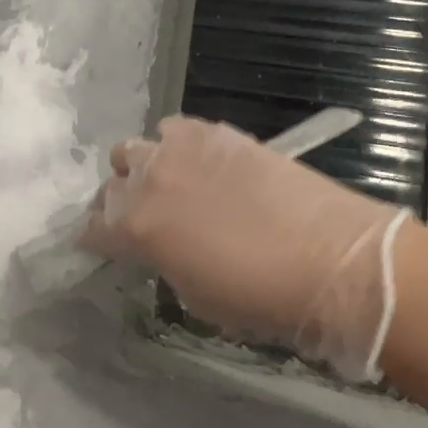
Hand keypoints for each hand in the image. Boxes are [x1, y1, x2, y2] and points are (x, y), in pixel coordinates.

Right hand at [81, 116, 405, 378]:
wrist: (336, 262)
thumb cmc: (262, 298)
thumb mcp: (194, 295)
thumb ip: (162, 261)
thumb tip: (159, 247)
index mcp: (135, 230)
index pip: (91, 229)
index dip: (94, 240)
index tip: (103, 246)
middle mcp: (147, 183)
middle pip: (110, 184)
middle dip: (116, 202)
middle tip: (139, 218)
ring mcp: (180, 152)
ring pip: (135, 148)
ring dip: (142, 167)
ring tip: (167, 184)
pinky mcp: (216, 134)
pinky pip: (175, 129)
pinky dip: (177, 146)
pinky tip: (199, 165)